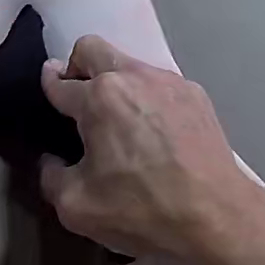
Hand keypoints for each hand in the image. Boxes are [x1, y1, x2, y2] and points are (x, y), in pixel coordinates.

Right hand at [39, 35, 264, 260]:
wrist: (216, 215)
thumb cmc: (142, 210)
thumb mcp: (76, 206)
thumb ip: (51, 175)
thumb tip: (53, 158)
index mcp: (100, 97)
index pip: (60, 81)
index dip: (48, 85)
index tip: (49, 89)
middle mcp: (135, 77)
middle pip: (94, 49)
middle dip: (79, 67)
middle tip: (80, 101)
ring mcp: (171, 82)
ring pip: (131, 65)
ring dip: (117, 84)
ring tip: (122, 123)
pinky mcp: (196, 95)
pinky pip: (160, 84)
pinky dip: (149, 98)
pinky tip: (156, 132)